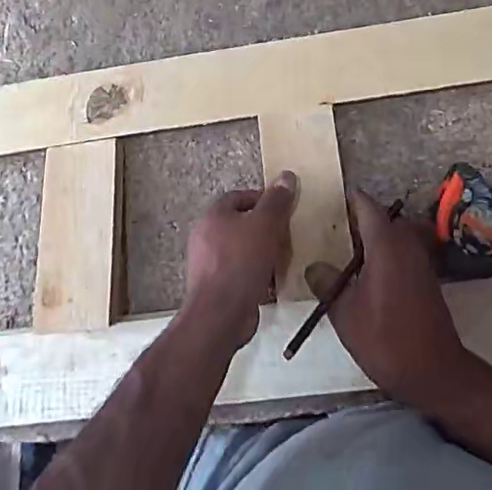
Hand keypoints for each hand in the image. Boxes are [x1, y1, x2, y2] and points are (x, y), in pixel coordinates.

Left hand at [182, 171, 296, 347]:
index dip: (263, 198)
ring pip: (242, 250)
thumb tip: (286, 176)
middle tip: (284, 233)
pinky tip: (272, 280)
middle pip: (241, 224)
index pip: (239, 196)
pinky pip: (239, 273)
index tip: (282, 208)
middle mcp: (205, 238)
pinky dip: (256, 274)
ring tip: (282, 258)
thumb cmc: (242, 261)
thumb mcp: (266, 223)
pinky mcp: (214, 289)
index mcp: (213, 217)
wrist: (220, 315)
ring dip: (262, 252)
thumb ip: (277, 200)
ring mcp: (207, 266)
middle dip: (265, 228)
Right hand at [305, 191, 472, 406]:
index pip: (366, 205)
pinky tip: (362, 276)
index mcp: (386, 243)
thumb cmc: (385, 338)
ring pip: (390, 235)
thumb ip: (328, 284)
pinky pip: (399, 251)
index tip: (325, 201)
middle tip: (326, 231)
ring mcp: (418, 258)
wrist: (433, 368)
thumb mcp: (345, 313)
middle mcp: (406, 242)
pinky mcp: (424, 275)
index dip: (347, 199)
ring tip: (339, 255)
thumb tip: (314, 266)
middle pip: (379, 218)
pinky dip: (382, 254)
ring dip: (369, 239)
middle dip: (355, 221)